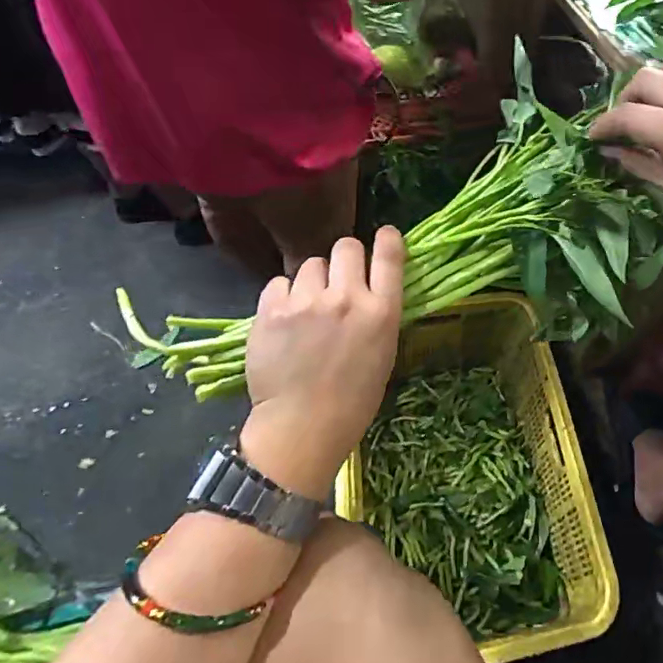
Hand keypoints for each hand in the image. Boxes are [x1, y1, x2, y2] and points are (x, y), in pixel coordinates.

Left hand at [240, 228, 404, 498]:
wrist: (301, 427)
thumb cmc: (353, 400)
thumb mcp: (383, 353)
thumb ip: (377, 314)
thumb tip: (369, 288)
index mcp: (381, 312)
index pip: (389, 255)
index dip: (388, 239)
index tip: (384, 235)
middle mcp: (346, 298)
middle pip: (346, 246)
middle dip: (344, 259)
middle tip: (338, 280)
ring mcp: (307, 302)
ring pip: (310, 264)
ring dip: (312, 280)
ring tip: (307, 307)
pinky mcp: (272, 310)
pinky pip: (279, 282)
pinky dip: (283, 295)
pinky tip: (285, 318)